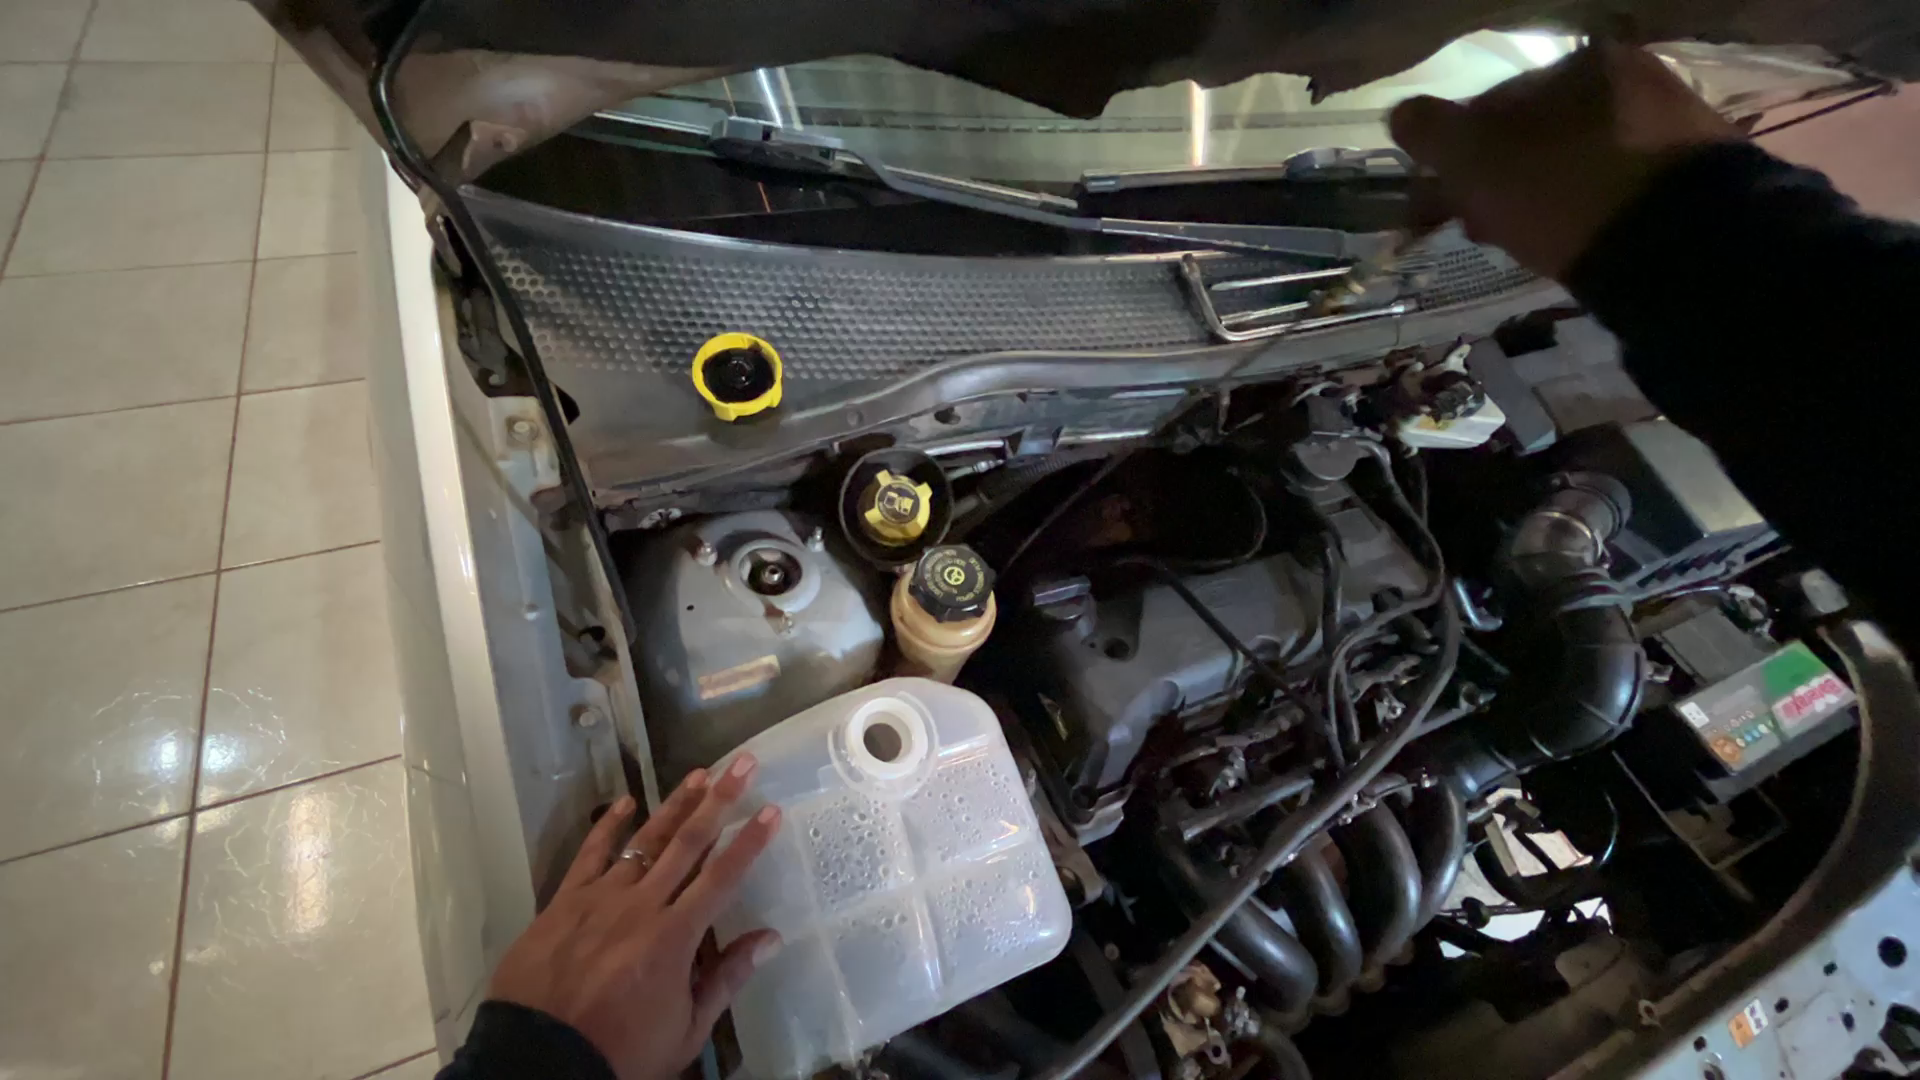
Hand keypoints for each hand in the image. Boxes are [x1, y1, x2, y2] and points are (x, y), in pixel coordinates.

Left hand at [487, 756, 783, 1079]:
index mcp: (675, 937)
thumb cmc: (619, 1053)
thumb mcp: (684, 1032)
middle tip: (742, 763)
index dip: (750, 841)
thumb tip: (771, 937)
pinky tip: (624, 801)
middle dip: (720, 799)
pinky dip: (608, 826)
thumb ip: (727, 979)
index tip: (771, 809)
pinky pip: (589, 855)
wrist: (533, 1068)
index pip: (723, 877)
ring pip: (646, 840)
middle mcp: (642, 906)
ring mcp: (600, 899)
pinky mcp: (563, 902)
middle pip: (689, 842)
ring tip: (700, 773)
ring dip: (675, 804)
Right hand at [1388, 41, 1741, 278]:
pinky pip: (1598, 184)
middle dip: (1488, 181)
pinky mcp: (1677, 169)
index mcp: (1576, 63)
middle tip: (1470, 225)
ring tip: (1510, 238)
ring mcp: (1660, 121)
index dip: (1451, 156)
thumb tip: (1401, 113)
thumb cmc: (1555, 188)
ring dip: (1524, 197)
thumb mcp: (1473, 158)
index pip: (1487, 106)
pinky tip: (1556, 237)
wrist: (1667, 238)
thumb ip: (1431, 131)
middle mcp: (1625, 78)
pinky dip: (1567, 208)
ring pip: (1559, 161)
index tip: (1438, 199)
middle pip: (1525, 136)